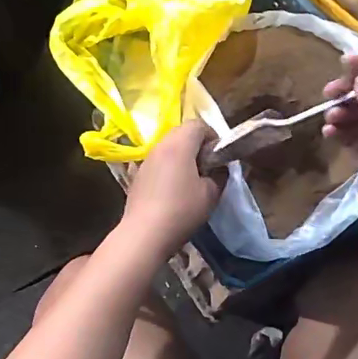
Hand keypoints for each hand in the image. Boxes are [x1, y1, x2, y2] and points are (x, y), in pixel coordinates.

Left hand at [122, 120, 223, 251]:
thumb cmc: (182, 210)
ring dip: (182, 157)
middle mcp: (160, 146)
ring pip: (168, 148)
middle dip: (197, 145)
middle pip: (181, 133)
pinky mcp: (137, 175)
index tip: (219, 156)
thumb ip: (220, 175)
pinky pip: (158, 162)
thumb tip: (219, 168)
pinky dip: (168, 168)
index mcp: (179, 144)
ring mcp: (145, 160)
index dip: (212, 137)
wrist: (144, 234)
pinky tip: (173, 192)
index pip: (198, 125)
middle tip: (207, 168)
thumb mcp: (211, 194)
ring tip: (191, 181)